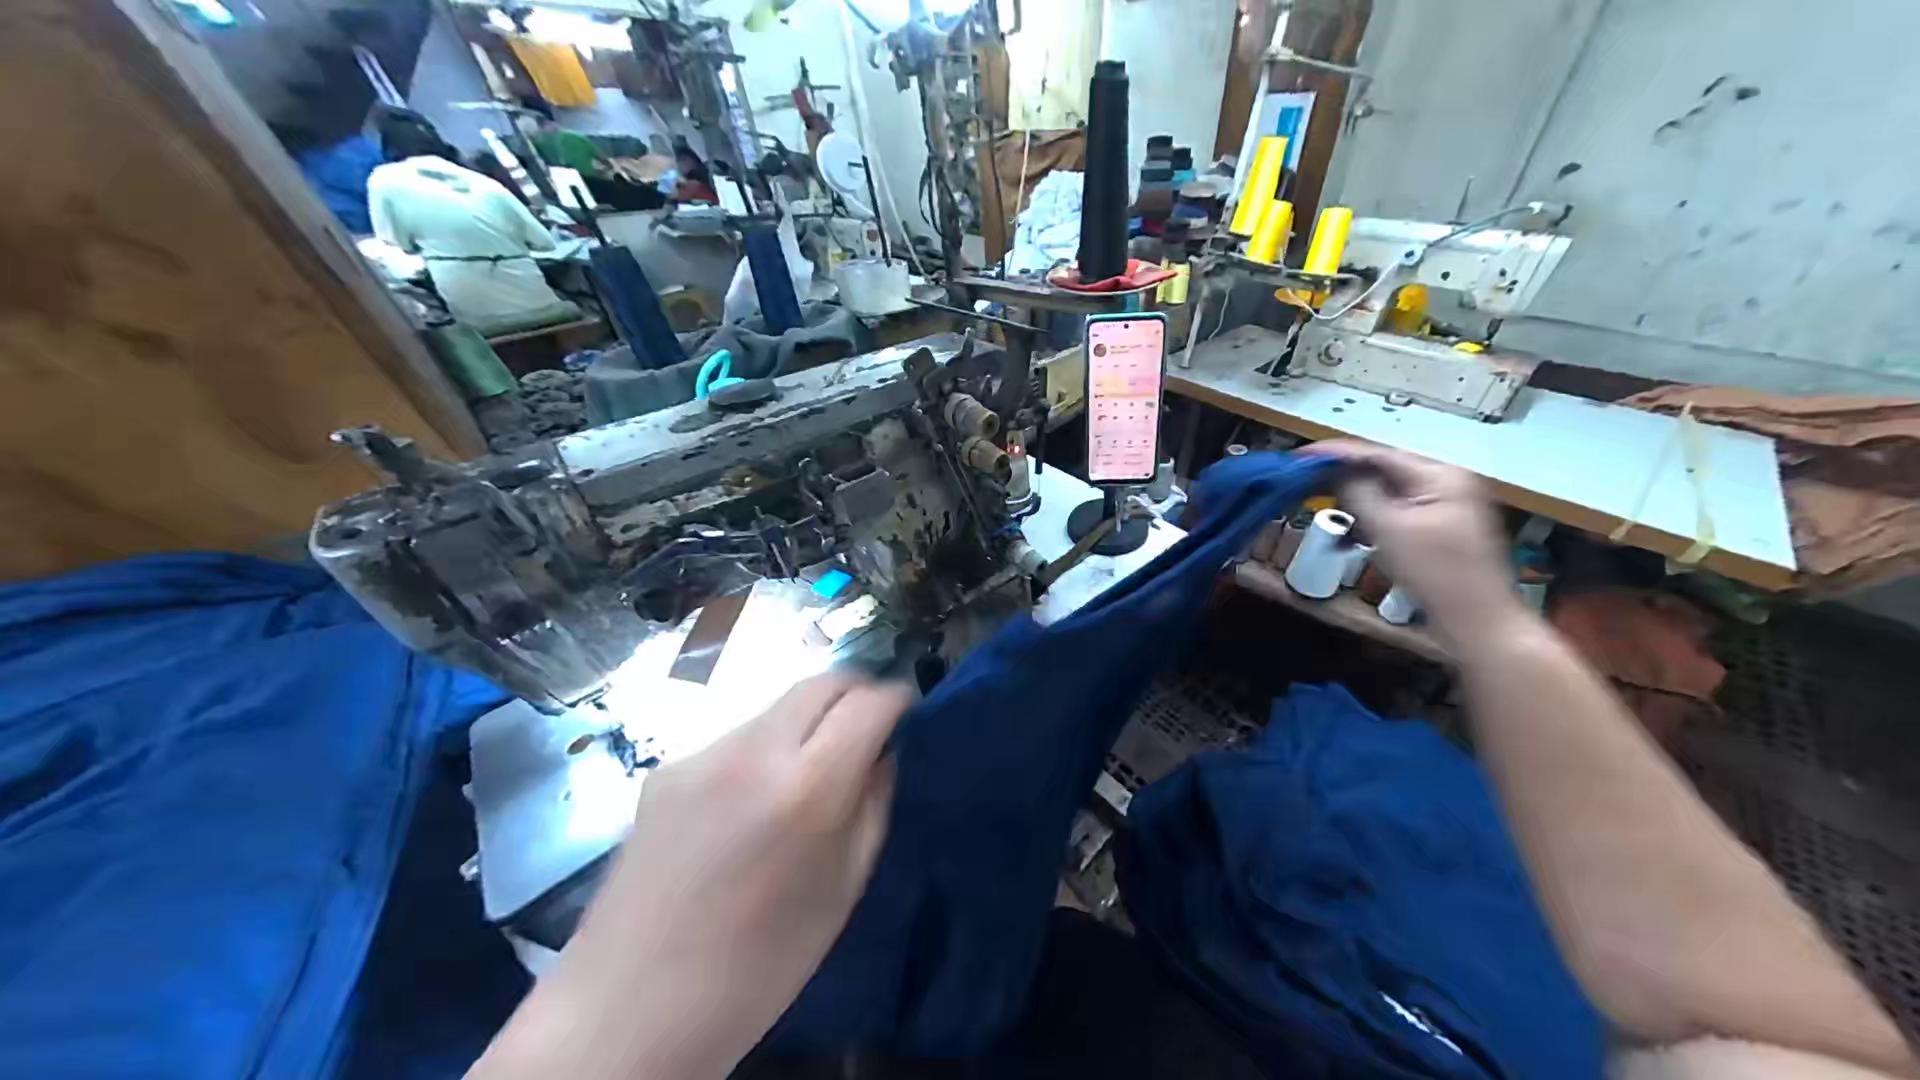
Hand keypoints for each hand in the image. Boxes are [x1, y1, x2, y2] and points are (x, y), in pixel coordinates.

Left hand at [472, 675, 909, 1079]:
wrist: (629, 1009)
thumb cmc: (760, 964)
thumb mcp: (844, 886)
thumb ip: (873, 802)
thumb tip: (883, 750)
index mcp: (806, 787)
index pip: (868, 701)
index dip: (897, 699)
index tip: (907, 713)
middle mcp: (752, 750)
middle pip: (822, 681)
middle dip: (856, 692)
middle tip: (869, 726)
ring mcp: (701, 753)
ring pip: (778, 705)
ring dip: (809, 720)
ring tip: (808, 770)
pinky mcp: (667, 767)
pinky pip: (737, 736)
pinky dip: (764, 748)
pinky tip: (751, 800)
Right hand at [1319, 441, 1529, 649]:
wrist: (1476, 621)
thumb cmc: (1434, 573)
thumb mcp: (1387, 528)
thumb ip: (1357, 492)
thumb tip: (1331, 470)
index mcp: (1439, 475)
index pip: (1377, 454)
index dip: (1334, 454)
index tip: (1297, 457)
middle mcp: (1444, 482)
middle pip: (1382, 471)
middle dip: (1343, 480)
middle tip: (1303, 484)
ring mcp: (1443, 504)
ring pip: (1385, 492)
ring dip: (1354, 503)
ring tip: (1326, 514)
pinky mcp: (1436, 526)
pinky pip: (1394, 512)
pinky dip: (1369, 520)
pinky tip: (1351, 536)